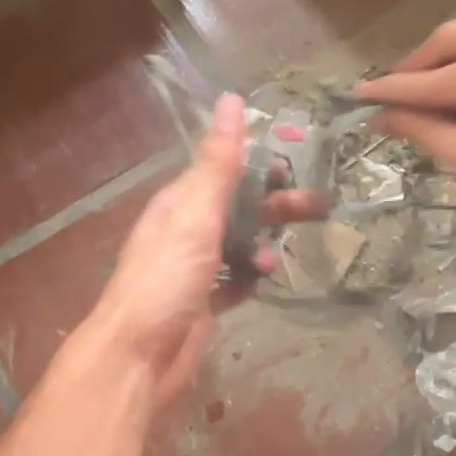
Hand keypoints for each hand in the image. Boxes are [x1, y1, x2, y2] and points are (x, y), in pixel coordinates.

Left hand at [87, 93, 324, 404]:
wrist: (137, 356)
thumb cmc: (165, 279)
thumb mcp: (194, 214)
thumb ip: (217, 163)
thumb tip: (231, 99)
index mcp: (180, 203)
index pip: (224, 170)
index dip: (260, 164)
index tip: (298, 164)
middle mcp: (184, 230)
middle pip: (237, 208)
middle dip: (275, 207)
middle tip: (318, 208)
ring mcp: (191, 269)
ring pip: (236, 246)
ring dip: (261, 248)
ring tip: (273, 264)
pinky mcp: (199, 304)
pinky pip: (231, 284)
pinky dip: (247, 282)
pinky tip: (260, 286)